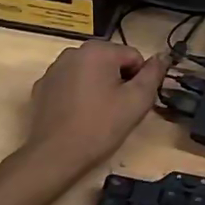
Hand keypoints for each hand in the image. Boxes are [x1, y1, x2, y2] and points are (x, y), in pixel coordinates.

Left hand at [22, 40, 165, 182]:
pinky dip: (77, 94)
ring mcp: (54, 68)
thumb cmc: (101, 126)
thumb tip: (162, 56)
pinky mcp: (42, 86)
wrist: (56, 154)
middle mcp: (73, 52)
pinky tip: (78, 115)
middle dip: (118, 81)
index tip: (134, 102)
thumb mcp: (137, 101)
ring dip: (98, 86)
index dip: (140, 80)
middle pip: (110, 61)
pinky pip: (70, 83)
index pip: (133, 56)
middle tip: (119, 110)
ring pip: (89, 72)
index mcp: (97, 50)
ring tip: (98, 114)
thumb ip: (153, 74)